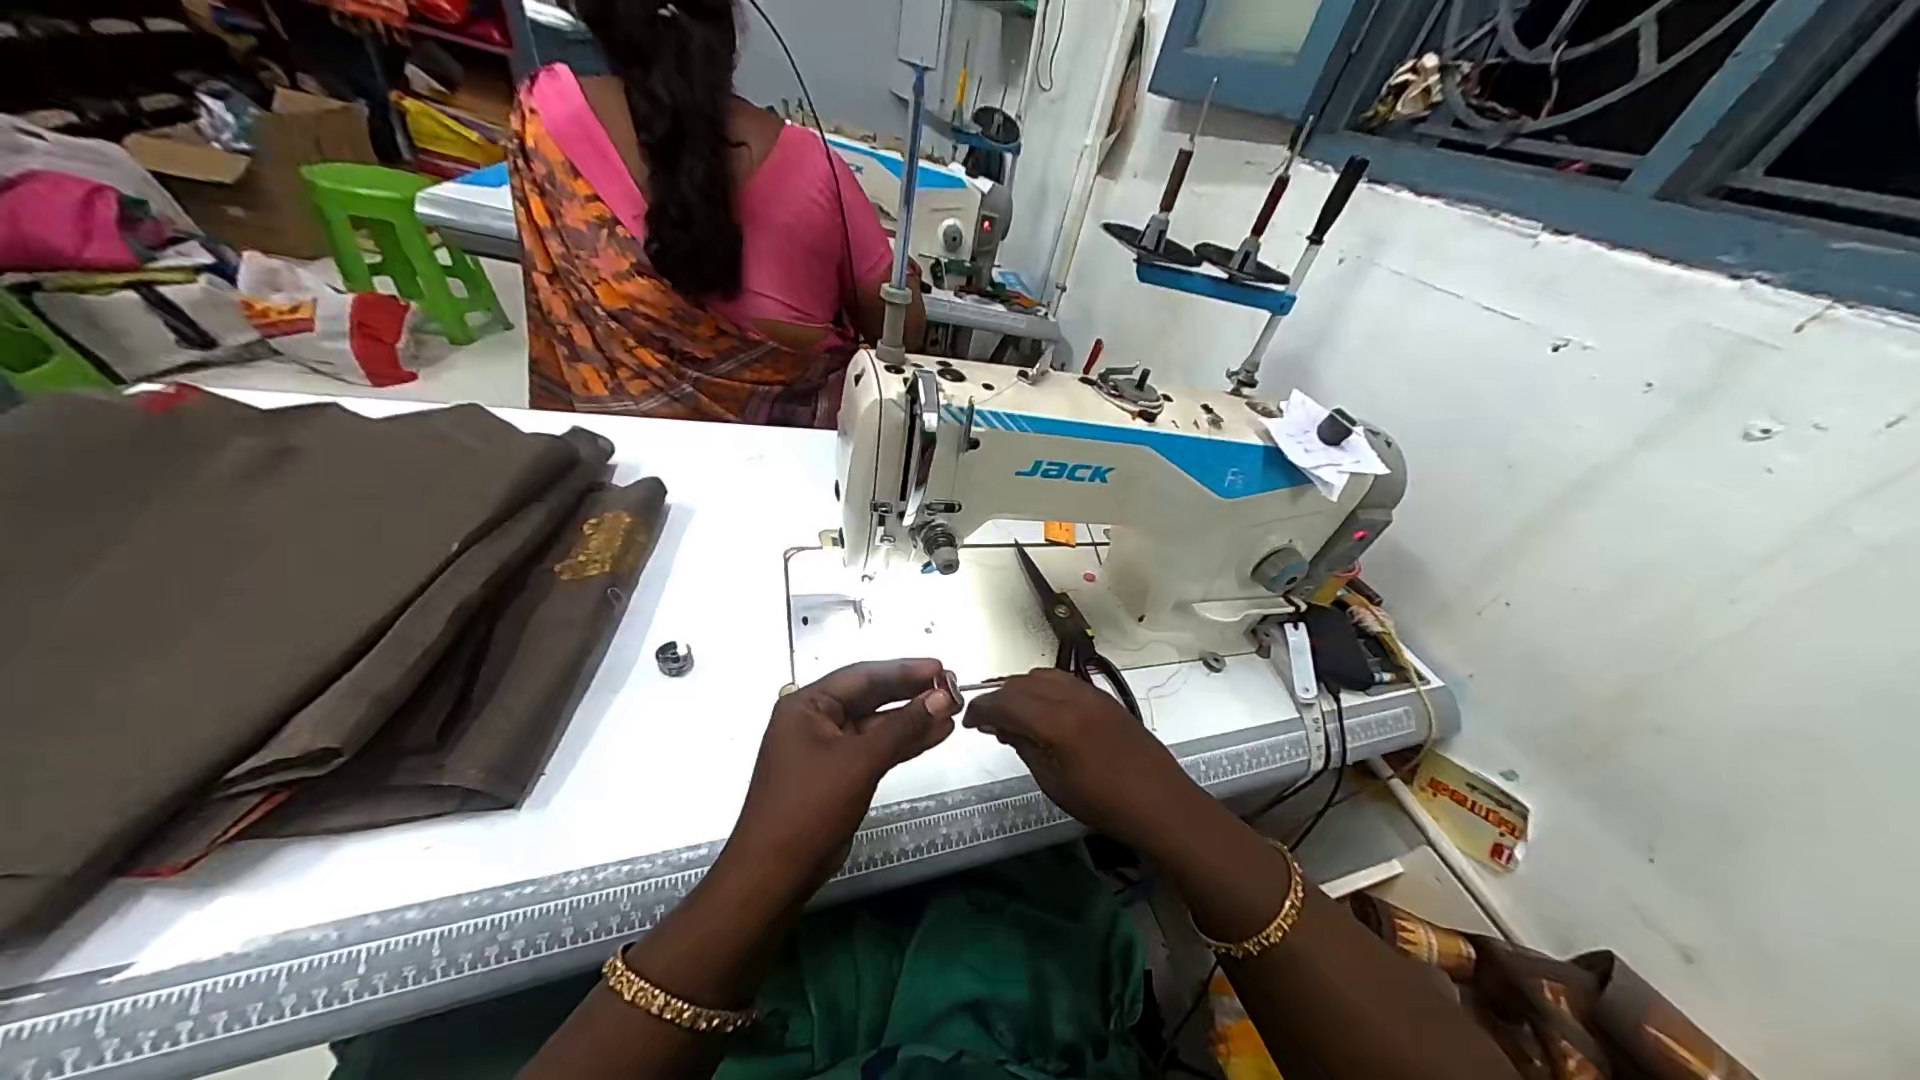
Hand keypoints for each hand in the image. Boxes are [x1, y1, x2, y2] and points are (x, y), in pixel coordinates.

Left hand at [724, 659, 957, 900]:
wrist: (777, 872)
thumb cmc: (809, 807)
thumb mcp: (860, 760)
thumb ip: (903, 726)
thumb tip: (941, 698)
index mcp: (807, 705)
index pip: (863, 675)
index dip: (905, 670)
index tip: (940, 668)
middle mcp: (815, 720)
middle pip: (871, 697)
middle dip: (912, 693)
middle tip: (951, 686)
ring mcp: (828, 748)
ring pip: (877, 724)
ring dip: (913, 719)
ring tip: (951, 710)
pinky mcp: (840, 774)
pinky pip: (876, 748)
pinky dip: (903, 742)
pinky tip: (933, 735)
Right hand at [964, 668, 1209, 853]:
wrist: (1161, 803)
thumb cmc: (1104, 803)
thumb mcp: (1053, 782)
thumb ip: (1024, 747)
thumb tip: (1004, 728)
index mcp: (1056, 721)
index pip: (1006, 702)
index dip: (982, 709)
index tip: (969, 721)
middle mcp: (1072, 697)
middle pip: (1022, 683)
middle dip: (999, 698)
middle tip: (988, 721)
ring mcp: (1091, 693)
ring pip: (1043, 675)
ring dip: (1021, 689)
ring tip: (1014, 714)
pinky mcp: (1104, 697)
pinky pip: (1064, 680)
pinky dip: (1044, 688)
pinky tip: (1043, 709)